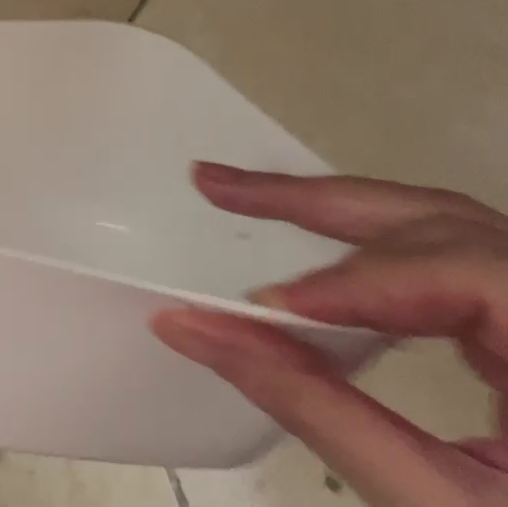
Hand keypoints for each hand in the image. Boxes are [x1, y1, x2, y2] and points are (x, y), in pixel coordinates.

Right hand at [152, 162, 507, 506]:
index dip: (367, 279)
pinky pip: (445, 271)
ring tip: (237, 196)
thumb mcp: (434, 499)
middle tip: (213, 186)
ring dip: (335, 214)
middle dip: (321, 203)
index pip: (475, 273)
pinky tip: (311, 262)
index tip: (271, 306)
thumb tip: (186, 325)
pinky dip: (364, 255)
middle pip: (449, 227)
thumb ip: (315, 407)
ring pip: (444, 233)